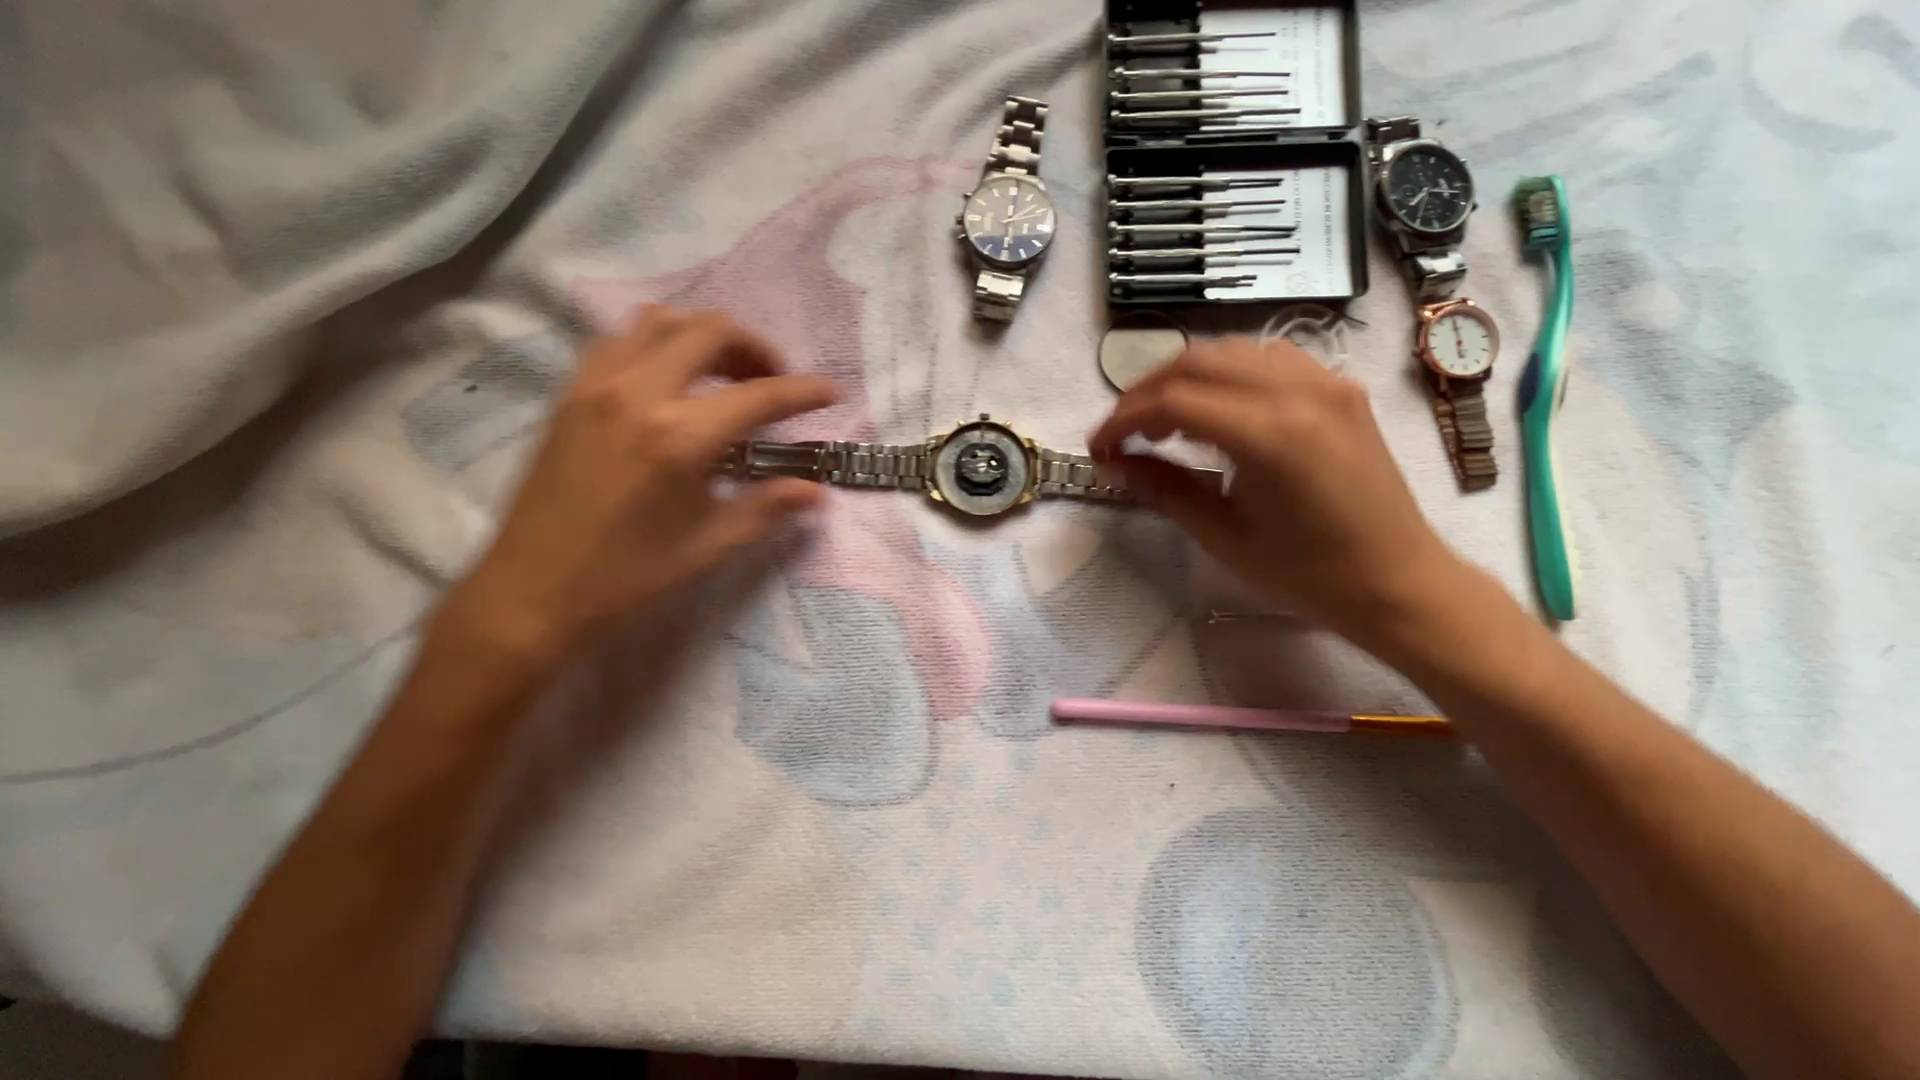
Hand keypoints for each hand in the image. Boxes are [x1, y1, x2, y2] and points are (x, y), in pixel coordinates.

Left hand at [448, 308, 836, 657]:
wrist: (531, 594)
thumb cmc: (626, 578)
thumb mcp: (707, 548)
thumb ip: (766, 509)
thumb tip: (816, 491)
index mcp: (679, 437)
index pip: (759, 395)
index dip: (804, 390)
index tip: (831, 391)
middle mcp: (637, 394)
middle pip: (710, 331)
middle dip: (755, 348)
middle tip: (771, 382)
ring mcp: (595, 386)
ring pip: (660, 322)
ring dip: (702, 336)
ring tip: (721, 373)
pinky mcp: (568, 394)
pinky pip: (617, 341)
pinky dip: (654, 343)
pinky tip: (666, 381)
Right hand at [1089, 336, 1463, 650]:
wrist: (1397, 582)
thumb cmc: (1309, 574)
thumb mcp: (1224, 536)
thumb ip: (1165, 489)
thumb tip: (1115, 464)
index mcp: (1270, 434)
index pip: (1173, 400)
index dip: (1124, 419)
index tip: (1099, 448)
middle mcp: (1300, 392)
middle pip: (1197, 361)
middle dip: (1147, 391)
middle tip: (1123, 432)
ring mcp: (1326, 383)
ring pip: (1233, 350)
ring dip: (1186, 375)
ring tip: (1162, 419)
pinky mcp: (1340, 389)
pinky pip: (1270, 358)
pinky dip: (1229, 371)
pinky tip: (1216, 405)